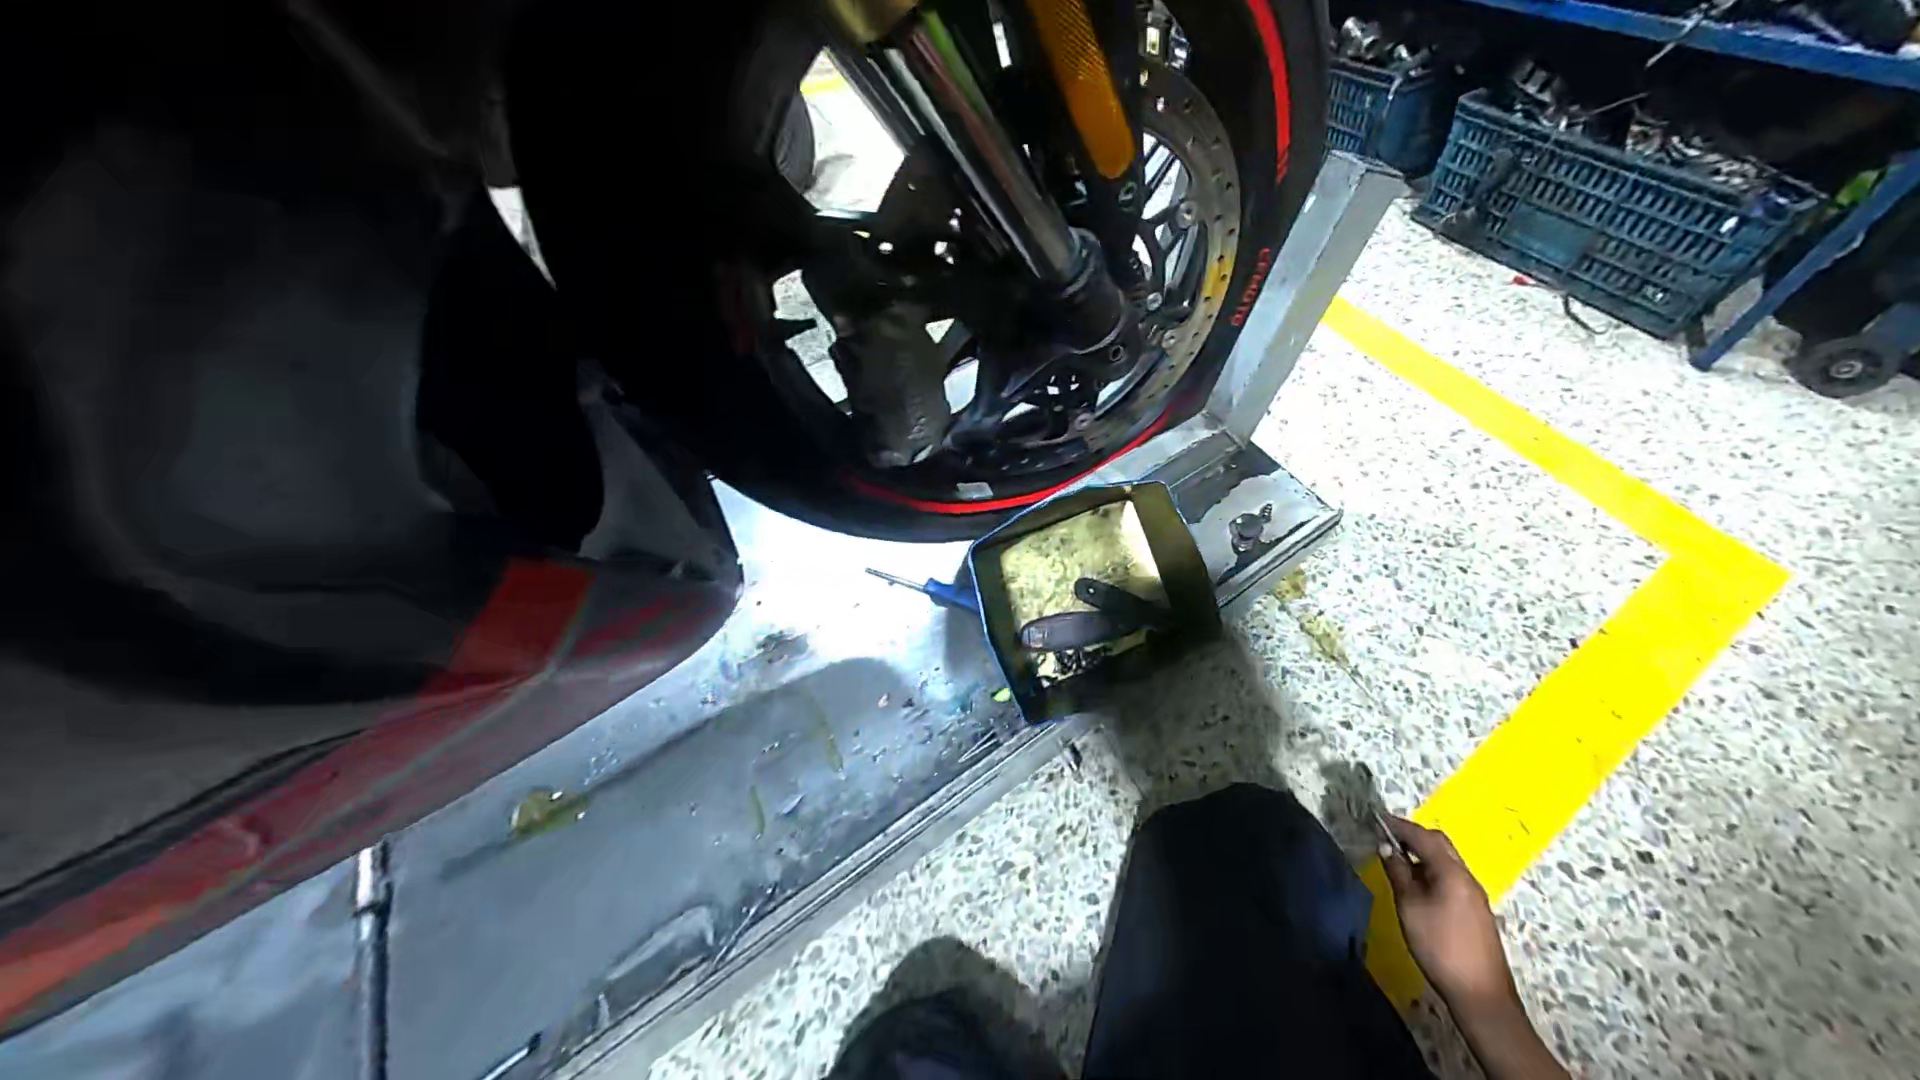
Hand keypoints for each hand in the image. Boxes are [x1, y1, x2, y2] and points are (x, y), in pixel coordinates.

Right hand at [1379, 817, 1514, 1010]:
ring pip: (1446, 860)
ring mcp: (1474, 895)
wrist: (1480, 993)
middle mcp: (1467, 878)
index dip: (1399, 825)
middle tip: (1386, 836)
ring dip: (1422, 852)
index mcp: (1452, 873)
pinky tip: (1416, 882)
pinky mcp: (1474, 910)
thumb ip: (1397, 873)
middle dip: (1413, 835)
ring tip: (1396, 858)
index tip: (1376, 819)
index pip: (1423, 836)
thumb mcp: (1409, 906)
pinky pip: (1450, 876)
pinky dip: (1431, 868)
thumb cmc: (1439, 945)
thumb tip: (1386, 847)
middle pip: (1440, 844)